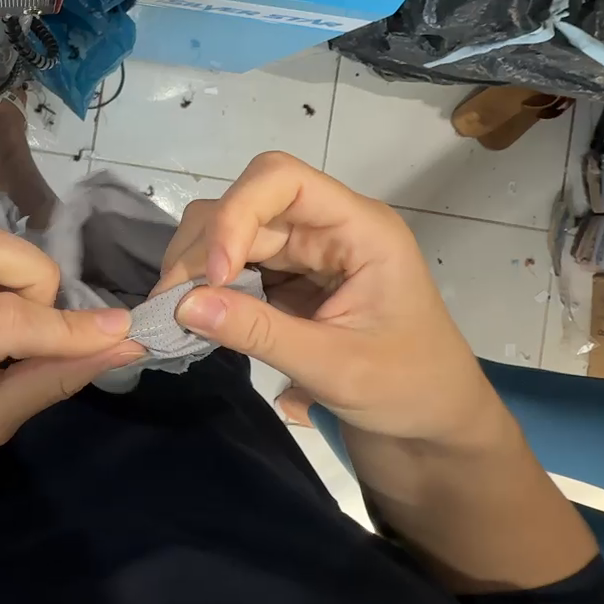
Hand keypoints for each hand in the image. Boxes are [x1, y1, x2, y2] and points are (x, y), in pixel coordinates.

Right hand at [155, 152, 499, 446]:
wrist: (433, 423)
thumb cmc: (408, 390)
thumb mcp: (337, 368)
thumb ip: (259, 333)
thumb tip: (181, 305)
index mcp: (359, 229)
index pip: (281, 180)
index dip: (236, 215)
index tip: (217, 275)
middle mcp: (324, 225)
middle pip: (241, 205)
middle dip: (201, 250)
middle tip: (170, 304)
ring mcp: (300, 248)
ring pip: (224, 230)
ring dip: (193, 266)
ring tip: (176, 312)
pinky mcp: (282, 272)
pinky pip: (227, 262)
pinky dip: (202, 285)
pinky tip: (192, 315)